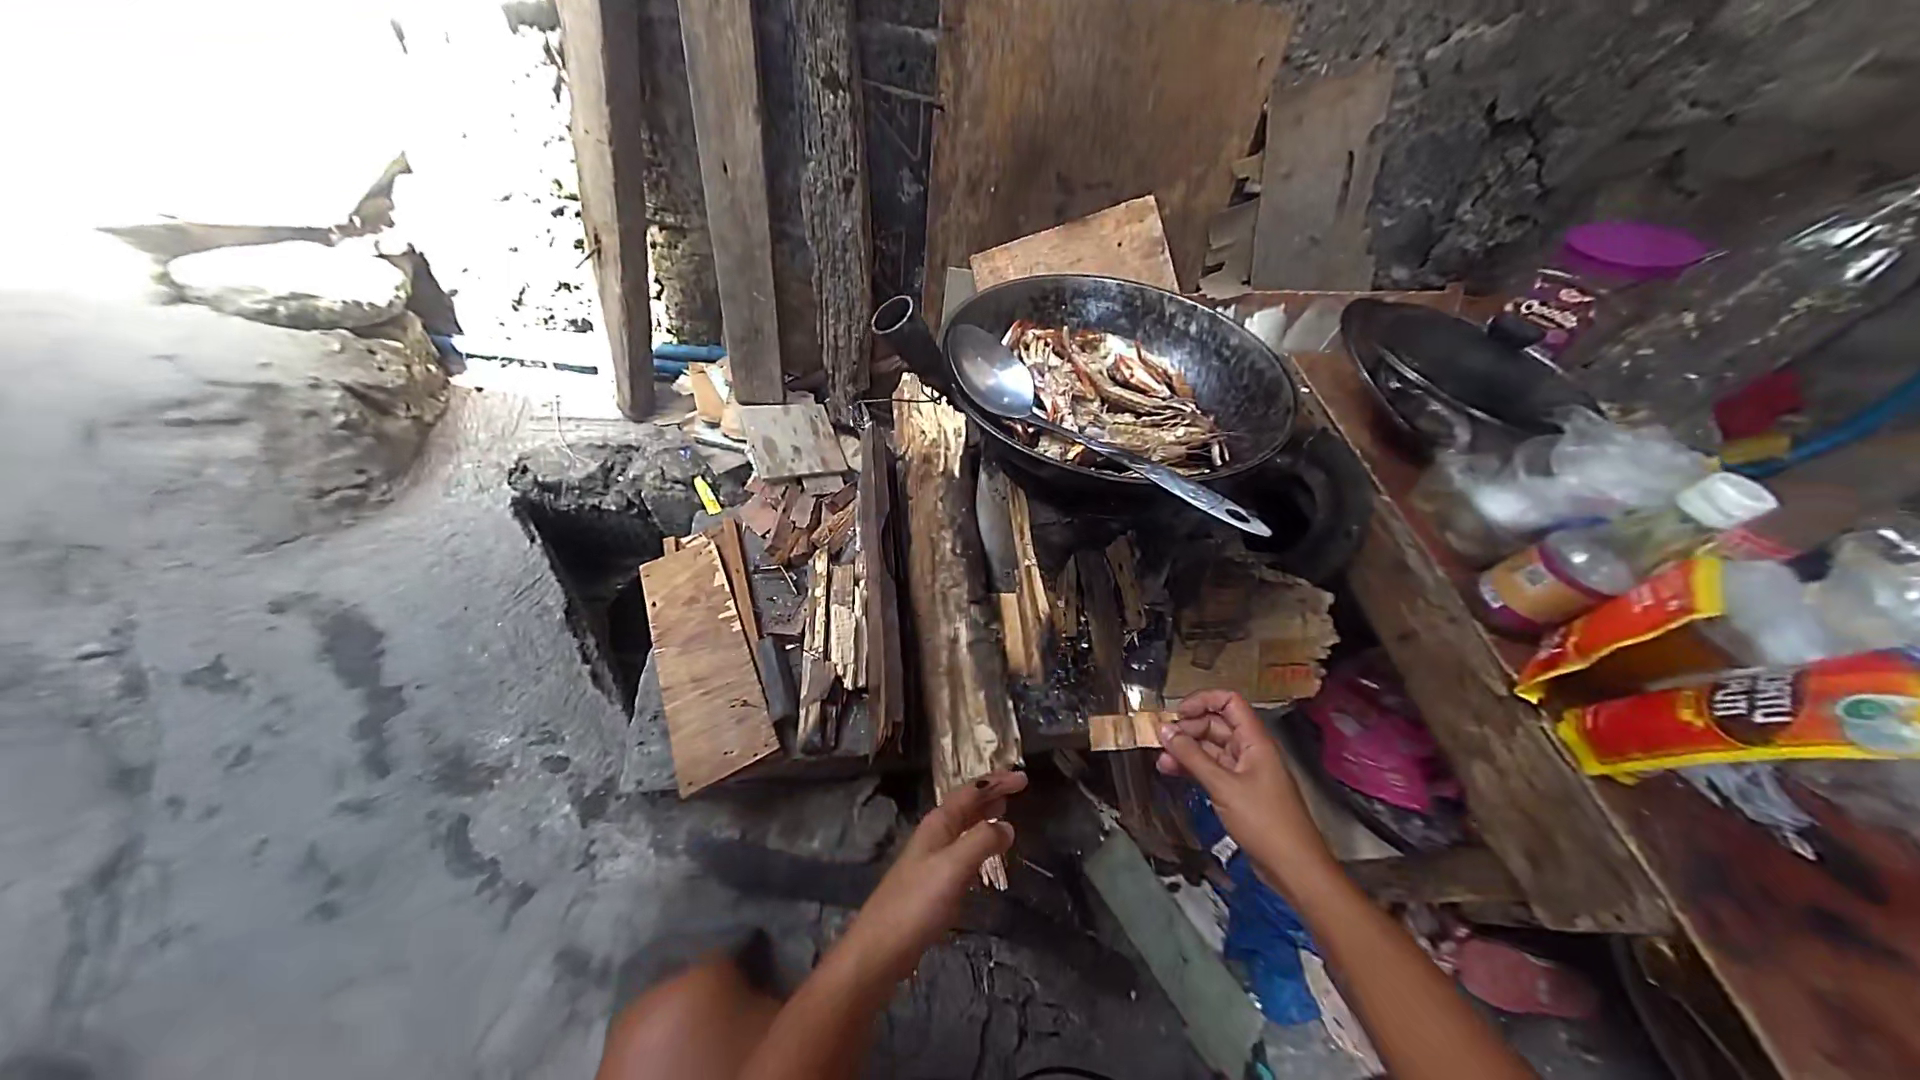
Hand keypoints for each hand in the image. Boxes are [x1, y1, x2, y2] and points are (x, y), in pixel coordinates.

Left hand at [841, 770, 1027, 980]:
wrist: (881, 948)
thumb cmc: (917, 903)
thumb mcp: (953, 866)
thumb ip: (981, 841)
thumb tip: (1008, 825)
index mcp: (938, 824)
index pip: (970, 792)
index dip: (996, 782)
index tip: (1023, 777)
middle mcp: (934, 835)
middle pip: (966, 804)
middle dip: (991, 793)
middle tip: (1018, 787)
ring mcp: (933, 859)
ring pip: (964, 826)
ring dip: (985, 814)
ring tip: (1005, 809)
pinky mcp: (934, 882)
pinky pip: (963, 849)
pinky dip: (979, 841)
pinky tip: (987, 853)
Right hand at [1156, 690, 1334, 889]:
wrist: (1293, 868)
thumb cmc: (1265, 822)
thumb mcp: (1223, 786)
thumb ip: (1191, 756)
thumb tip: (1165, 730)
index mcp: (1255, 740)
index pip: (1229, 702)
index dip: (1203, 701)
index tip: (1178, 713)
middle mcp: (1250, 750)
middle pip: (1216, 725)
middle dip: (1188, 729)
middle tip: (1162, 740)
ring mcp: (1244, 771)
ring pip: (1211, 748)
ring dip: (1186, 750)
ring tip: (1161, 759)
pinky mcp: (1238, 791)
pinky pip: (1211, 769)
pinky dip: (1192, 768)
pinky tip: (1173, 772)